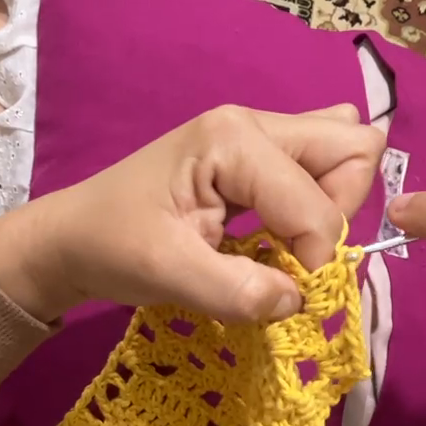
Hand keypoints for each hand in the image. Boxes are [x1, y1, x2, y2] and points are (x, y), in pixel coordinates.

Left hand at [0, 104, 383, 321]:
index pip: (319, 200)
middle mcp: (253, 123)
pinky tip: (280, 232)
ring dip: (330, 207)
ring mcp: (257, 136)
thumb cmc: (110, 246)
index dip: (315, 257)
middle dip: (337, 213)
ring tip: (285, 242)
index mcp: (233, 139)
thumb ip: (235, 292)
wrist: (72, 237)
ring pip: (343, 154)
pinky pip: (318, 168)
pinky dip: (316, 204)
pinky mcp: (256, 159)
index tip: (284, 294)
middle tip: (292, 254)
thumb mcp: (166, 273)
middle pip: (353, 151)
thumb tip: (300, 302)